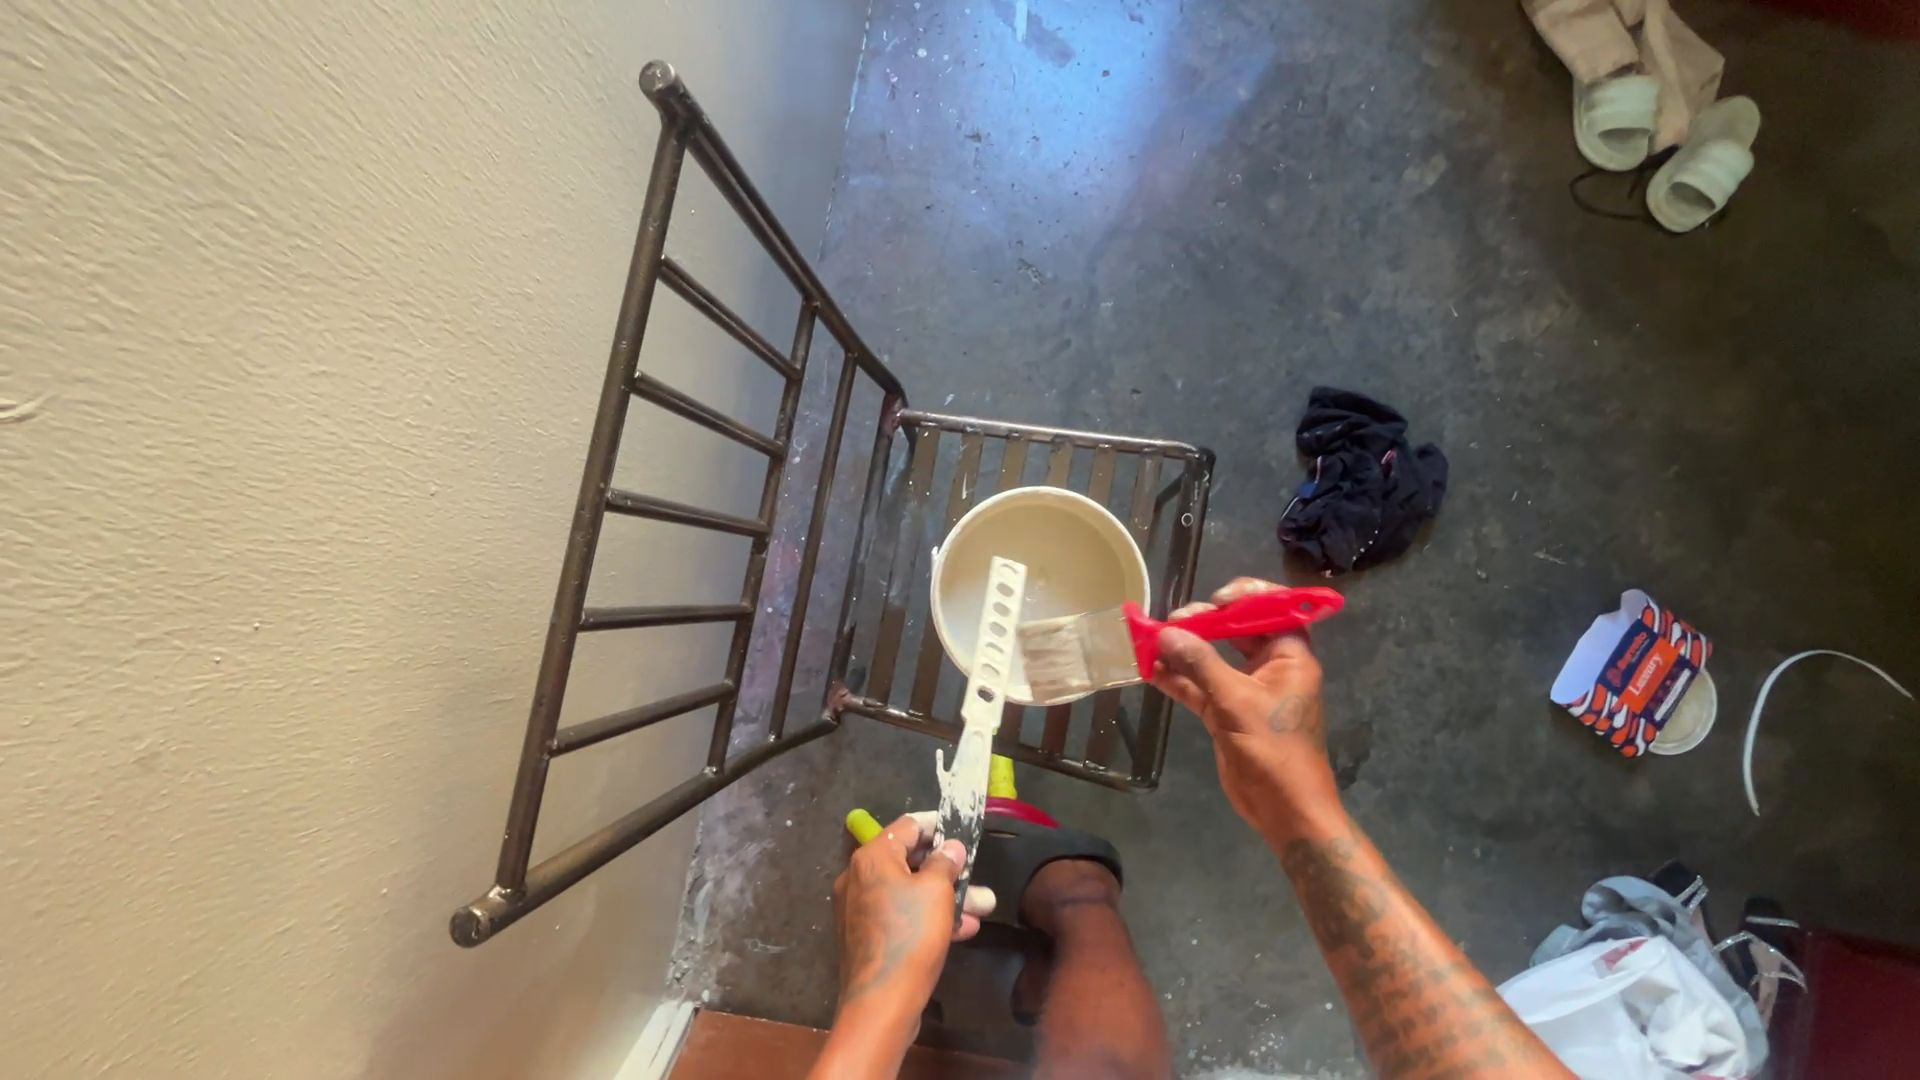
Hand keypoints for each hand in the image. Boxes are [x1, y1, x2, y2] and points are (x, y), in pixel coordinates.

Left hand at [831, 813, 992, 1026]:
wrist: (880, 1005)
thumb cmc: (910, 936)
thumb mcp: (937, 892)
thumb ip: (945, 862)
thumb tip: (950, 846)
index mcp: (871, 857)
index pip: (908, 826)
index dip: (937, 825)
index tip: (960, 830)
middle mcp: (858, 877)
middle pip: (909, 860)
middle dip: (947, 869)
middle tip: (975, 874)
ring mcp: (859, 909)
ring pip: (909, 891)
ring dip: (944, 896)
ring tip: (982, 907)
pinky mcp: (866, 937)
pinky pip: (900, 915)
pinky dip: (927, 917)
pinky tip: (963, 929)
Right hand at [1148, 578, 1337, 830]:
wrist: (1284, 809)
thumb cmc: (1274, 751)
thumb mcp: (1237, 702)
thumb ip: (1200, 664)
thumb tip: (1166, 632)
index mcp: (1290, 656)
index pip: (1273, 609)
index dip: (1245, 596)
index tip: (1215, 599)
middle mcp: (1269, 667)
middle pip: (1235, 629)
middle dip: (1202, 623)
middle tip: (1171, 624)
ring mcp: (1245, 689)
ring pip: (1211, 657)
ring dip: (1181, 649)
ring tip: (1150, 640)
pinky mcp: (1225, 711)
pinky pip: (1197, 685)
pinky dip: (1175, 677)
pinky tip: (1147, 667)